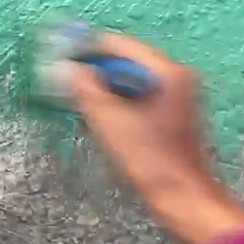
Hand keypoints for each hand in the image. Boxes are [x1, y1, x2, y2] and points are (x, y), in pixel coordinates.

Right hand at [69, 33, 243, 243]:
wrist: (182, 198)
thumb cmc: (149, 158)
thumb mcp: (109, 119)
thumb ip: (85, 88)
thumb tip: (68, 68)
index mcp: (166, 72)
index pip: (119, 45)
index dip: (87, 50)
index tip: (61, 59)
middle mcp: (175, 78)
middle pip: (125, 62)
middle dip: (95, 72)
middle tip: (66, 83)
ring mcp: (176, 97)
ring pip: (129, 82)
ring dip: (103, 90)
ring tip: (79, 104)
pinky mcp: (171, 115)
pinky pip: (137, 98)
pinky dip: (117, 104)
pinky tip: (99, 121)